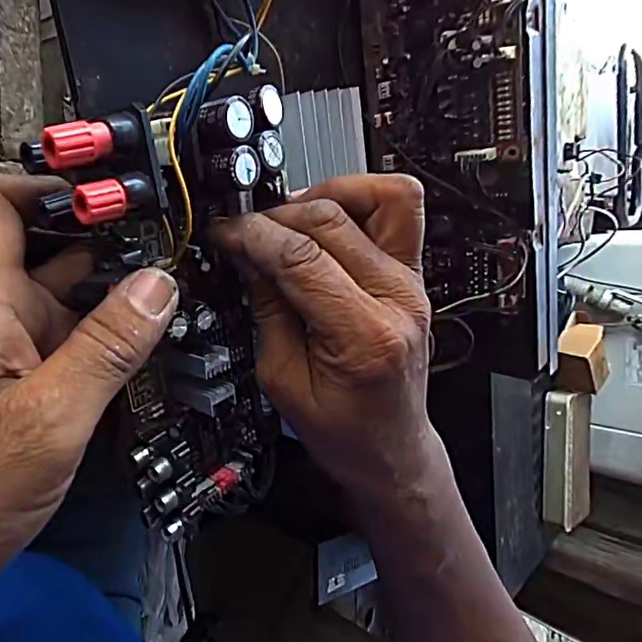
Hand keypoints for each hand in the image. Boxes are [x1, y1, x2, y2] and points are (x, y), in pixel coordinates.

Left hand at [0, 175, 179, 641]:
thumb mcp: (44, 422)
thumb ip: (106, 349)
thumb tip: (161, 281)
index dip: (45, 182)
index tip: (113, 188)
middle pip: (48, 247)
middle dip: (107, 234)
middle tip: (177, 235)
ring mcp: (12, 356)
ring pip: (68, 297)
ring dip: (118, 285)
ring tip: (183, 278)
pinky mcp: (25, 391)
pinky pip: (74, 343)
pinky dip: (112, 333)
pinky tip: (156, 339)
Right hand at [211, 174, 444, 513]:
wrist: (390, 446)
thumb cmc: (346, 429)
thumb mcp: (282, 378)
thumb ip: (267, 308)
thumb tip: (248, 253)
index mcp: (365, 336)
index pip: (301, 257)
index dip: (253, 235)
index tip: (227, 232)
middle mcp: (399, 300)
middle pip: (333, 219)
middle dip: (277, 215)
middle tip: (248, 231)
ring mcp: (413, 283)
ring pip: (384, 195)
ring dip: (330, 194)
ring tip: (295, 217)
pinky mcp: (414, 275)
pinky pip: (398, 210)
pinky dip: (358, 202)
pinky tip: (326, 223)